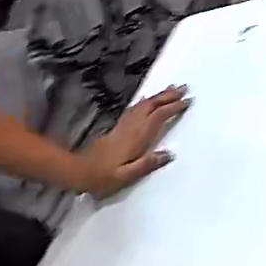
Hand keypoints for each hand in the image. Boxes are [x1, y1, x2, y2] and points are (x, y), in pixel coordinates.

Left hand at [75, 85, 189, 195]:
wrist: (77, 171)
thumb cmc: (102, 176)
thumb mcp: (125, 176)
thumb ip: (147, 164)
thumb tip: (169, 154)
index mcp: (137, 137)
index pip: (158, 117)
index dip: (173, 107)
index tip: (187, 101)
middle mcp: (131, 127)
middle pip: (152, 106)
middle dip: (168, 96)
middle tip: (184, 88)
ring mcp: (124, 126)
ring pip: (144, 105)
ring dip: (158, 96)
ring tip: (171, 89)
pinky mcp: (118, 128)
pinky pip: (135, 109)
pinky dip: (145, 101)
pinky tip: (147, 99)